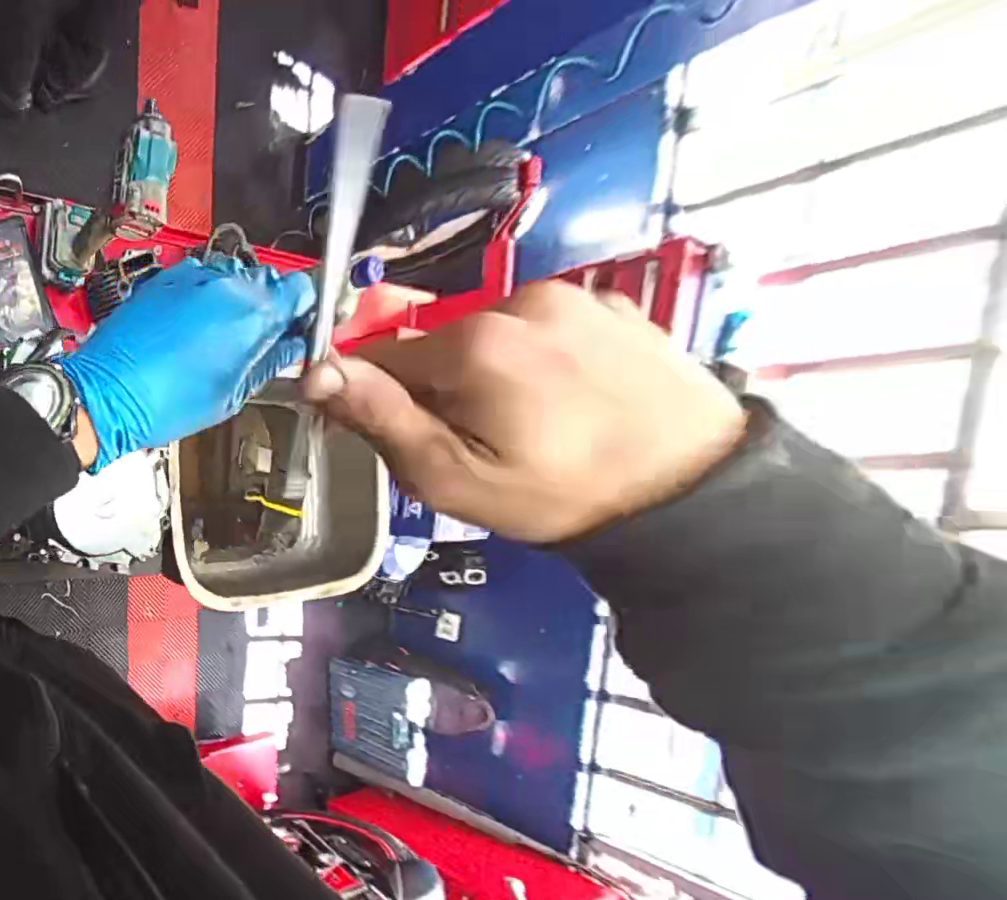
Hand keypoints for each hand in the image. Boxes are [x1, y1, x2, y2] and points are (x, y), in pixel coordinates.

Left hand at [61, 256, 315, 470]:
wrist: (104, 395)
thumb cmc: (158, 402)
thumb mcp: (229, 395)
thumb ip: (268, 363)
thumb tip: (289, 349)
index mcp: (251, 313)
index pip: (301, 291)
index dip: (302, 313)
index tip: (295, 330)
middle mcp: (224, 285)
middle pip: (267, 282)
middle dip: (268, 308)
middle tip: (255, 342)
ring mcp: (190, 278)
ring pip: (232, 279)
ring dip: (234, 304)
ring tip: (215, 342)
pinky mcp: (162, 281)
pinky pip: (198, 283)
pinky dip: (203, 301)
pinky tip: (190, 333)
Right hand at [301, 281, 746, 542]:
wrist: (691, 495)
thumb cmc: (551, 494)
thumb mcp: (447, 473)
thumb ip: (379, 416)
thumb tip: (316, 372)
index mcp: (472, 342)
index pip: (376, 355)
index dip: (374, 397)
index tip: (403, 436)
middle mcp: (518, 300)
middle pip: (431, 343)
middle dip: (429, 386)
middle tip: (466, 440)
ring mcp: (571, 297)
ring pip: (481, 333)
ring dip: (477, 372)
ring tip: (518, 421)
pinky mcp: (609, 304)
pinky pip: (533, 326)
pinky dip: (525, 357)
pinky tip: (556, 398)